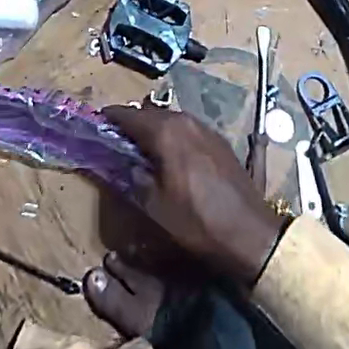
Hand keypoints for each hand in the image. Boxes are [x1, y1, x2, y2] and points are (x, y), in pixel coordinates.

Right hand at [105, 104, 285, 286]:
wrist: (251, 234)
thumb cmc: (198, 220)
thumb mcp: (155, 205)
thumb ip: (132, 177)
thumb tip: (117, 162)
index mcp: (165, 131)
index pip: (128, 115)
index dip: (110, 118)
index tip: (97, 122)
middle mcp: (184, 120)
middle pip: (149, 113)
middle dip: (131, 123)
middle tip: (117, 139)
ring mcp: (204, 127)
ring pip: (169, 119)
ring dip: (153, 128)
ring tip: (142, 146)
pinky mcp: (218, 140)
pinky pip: (186, 128)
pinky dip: (173, 135)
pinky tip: (171, 154)